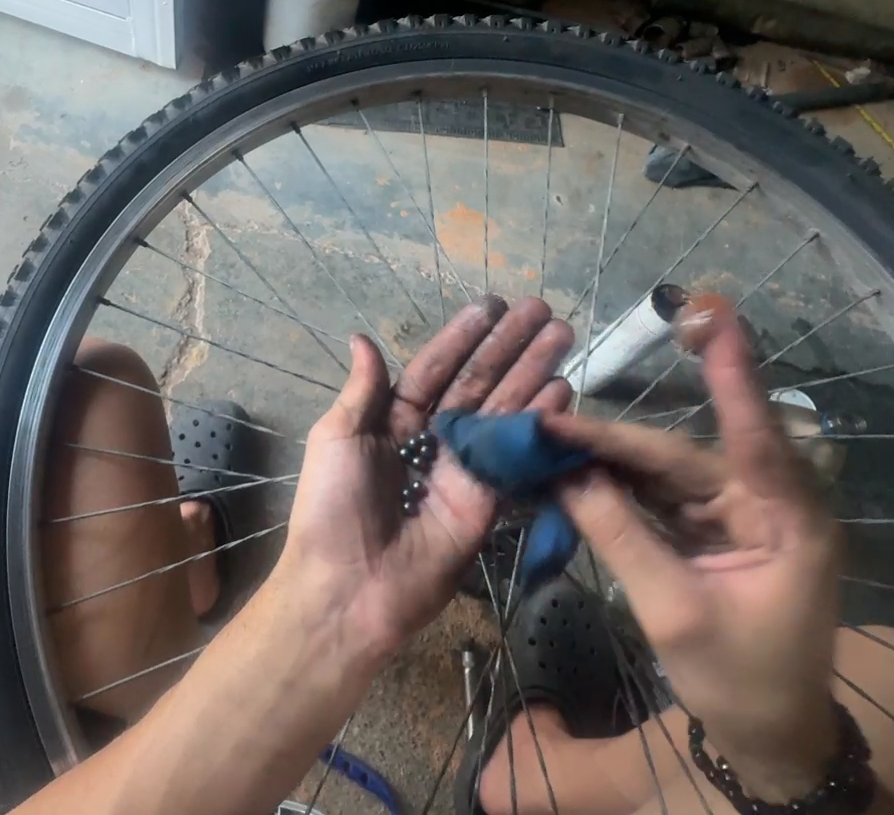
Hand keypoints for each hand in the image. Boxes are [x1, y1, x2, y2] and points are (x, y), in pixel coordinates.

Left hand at [269, 295, 573, 661]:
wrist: (346, 588)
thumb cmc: (331, 505)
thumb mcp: (337, 438)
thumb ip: (362, 390)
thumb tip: (361, 337)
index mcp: (391, 420)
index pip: (435, 368)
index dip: (462, 338)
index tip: (493, 306)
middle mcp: (431, 438)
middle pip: (477, 383)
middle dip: (509, 347)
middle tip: (544, 310)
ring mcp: (462, 470)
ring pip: (501, 411)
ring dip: (532, 373)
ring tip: (562, 336)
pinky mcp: (486, 503)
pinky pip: (514, 457)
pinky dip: (538, 423)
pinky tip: (561, 390)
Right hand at [550, 306, 841, 801]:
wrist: (768, 737)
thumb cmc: (741, 681)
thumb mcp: (674, 611)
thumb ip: (620, 536)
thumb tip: (566, 474)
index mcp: (784, 521)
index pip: (754, 436)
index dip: (732, 376)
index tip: (715, 319)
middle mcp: (761, 505)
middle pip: (675, 456)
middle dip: (608, 440)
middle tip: (544, 422)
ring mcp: (730, 516)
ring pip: (656, 472)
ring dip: (601, 460)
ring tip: (542, 443)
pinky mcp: (704, 530)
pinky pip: (650, 496)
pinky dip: (608, 487)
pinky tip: (567, 473)